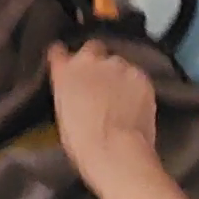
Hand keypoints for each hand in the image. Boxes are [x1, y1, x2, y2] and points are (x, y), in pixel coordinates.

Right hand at [48, 40, 159, 196]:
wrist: (115, 150)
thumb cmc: (82, 141)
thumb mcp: (64, 113)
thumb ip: (69, 92)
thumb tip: (77, 92)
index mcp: (63, 71)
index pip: (58, 51)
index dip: (64, 57)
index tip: (67, 63)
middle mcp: (88, 60)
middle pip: (92, 48)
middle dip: (96, 59)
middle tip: (100, 80)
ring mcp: (116, 65)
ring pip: (118, 62)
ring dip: (118, 74)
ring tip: (122, 96)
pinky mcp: (140, 75)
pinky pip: (137, 76)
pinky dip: (136, 85)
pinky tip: (137, 102)